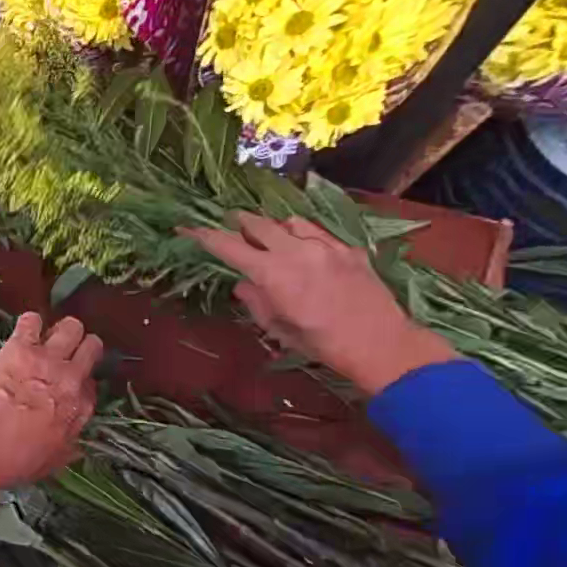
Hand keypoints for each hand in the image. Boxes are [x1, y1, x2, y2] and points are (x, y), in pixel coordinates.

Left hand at [0, 312, 102, 495]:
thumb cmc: (18, 458)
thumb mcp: (53, 461)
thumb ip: (68, 448)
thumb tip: (75, 448)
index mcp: (80, 407)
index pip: (91, 385)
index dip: (81, 382)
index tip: (69, 386)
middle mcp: (72, 377)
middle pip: (91, 346)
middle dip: (82, 346)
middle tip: (67, 352)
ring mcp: (48, 358)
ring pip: (70, 326)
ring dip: (61, 330)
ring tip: (47, 337)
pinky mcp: (22, 346)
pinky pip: (32, 320)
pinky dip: (29, 323)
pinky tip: (24, 331)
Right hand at [182, 213, 459, 393]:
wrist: (379, 343)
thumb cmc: (322, 344)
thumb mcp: (280, 329)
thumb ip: (256, 302)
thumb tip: (242, 284)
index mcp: (273, 274)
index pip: (229, 246)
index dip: (203, 235)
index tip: (187, 228)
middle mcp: (295, 250)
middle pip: (256, 222)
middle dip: (238, 222)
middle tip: (230, 226)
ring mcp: (324, 245)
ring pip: (287, 221)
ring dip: (272, 227)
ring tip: (270, 238)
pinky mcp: (346, 247)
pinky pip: (316, 230)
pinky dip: (301, 234)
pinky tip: (304, 249)